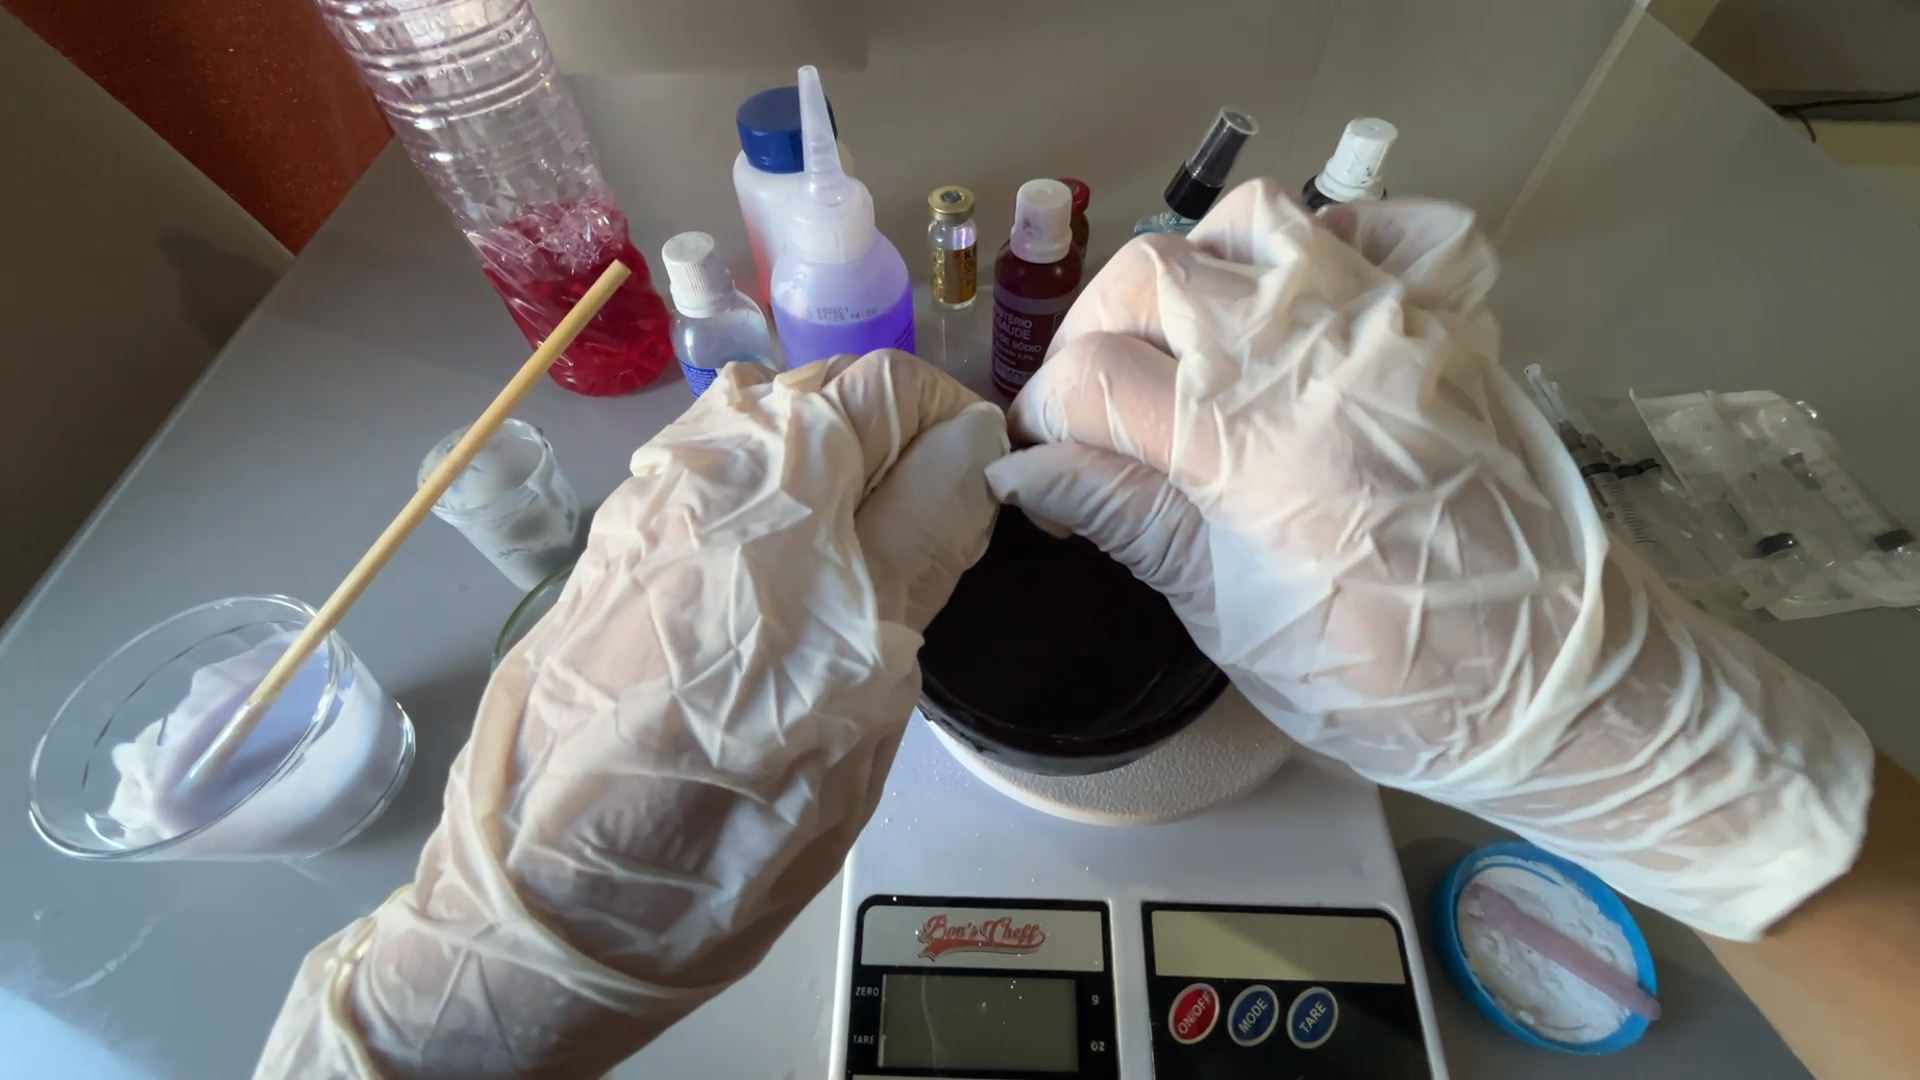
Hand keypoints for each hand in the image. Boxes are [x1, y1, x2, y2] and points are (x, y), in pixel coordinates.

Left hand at [257, 351, 1006, 1077]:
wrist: (554, 894)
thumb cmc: (740, 785)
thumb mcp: (866, 660)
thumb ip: (923, 531)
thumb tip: (974, 438)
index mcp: (773, 468)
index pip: (889, 381)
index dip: (953, 421)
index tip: (982, 490)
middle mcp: (699, 454)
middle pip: (829, 400)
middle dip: (900, 450)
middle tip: (932, 539)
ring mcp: (653, 496)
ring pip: (778, 442)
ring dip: (845, 480)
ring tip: (869, 565)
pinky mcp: (627, 544)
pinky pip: (729, 486)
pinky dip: (787, 506)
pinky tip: (794, 580)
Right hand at [988, 179, 1871, 941]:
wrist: (1566, 687)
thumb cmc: (1382, 682)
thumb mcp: (1228, 617)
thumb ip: (1128, 520)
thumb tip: (1022, 471)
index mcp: (1252, 447)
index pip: (1092, 378)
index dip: (1043, 419)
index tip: (1047, 472)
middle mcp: (1318, 354)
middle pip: (1149, 274)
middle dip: (1091, 334)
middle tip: (1094, 409)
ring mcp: (1393, 319)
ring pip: (1250, 221)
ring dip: (1186, 276)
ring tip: (1179, 350)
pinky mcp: (1450, 317)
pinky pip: (1374, 224)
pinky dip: (1313, 247)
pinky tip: (1291, 310)